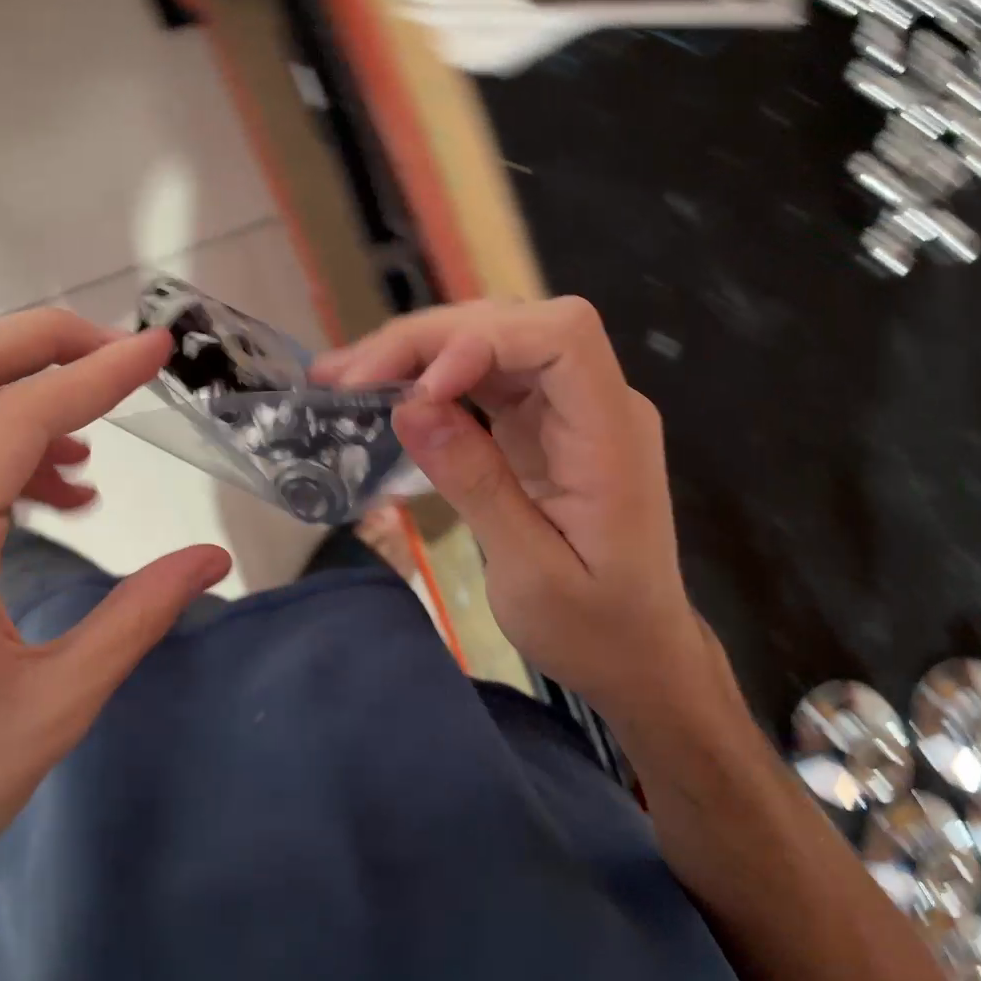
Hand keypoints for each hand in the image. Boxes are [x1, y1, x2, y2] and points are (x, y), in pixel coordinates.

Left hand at [0, 311, 230, 980]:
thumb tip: (213, 557)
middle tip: (116, 356)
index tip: (157, 349)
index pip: (18, 417)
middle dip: (37, 342)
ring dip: (7, 393)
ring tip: (90, 449)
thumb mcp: (59, 704)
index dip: (98, 373)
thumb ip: (140, 614)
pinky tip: (45, 499)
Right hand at [313, 297, 721, 718]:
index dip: (484, 341)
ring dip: (417, 354)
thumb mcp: (530, 572)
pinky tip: (381, 391)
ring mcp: (569, 410)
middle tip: (343, 378)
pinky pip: (486, 379)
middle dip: (426, 342)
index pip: (562, 338)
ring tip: (343, 378)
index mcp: (611, 435)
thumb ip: (476, 484)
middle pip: (515, 327)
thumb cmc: (595, 628)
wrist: (637, 653)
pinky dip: (430, 380)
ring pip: (492, 345)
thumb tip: (409, 408)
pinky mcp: (543, 425)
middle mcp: (596, 404)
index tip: (419, 390)